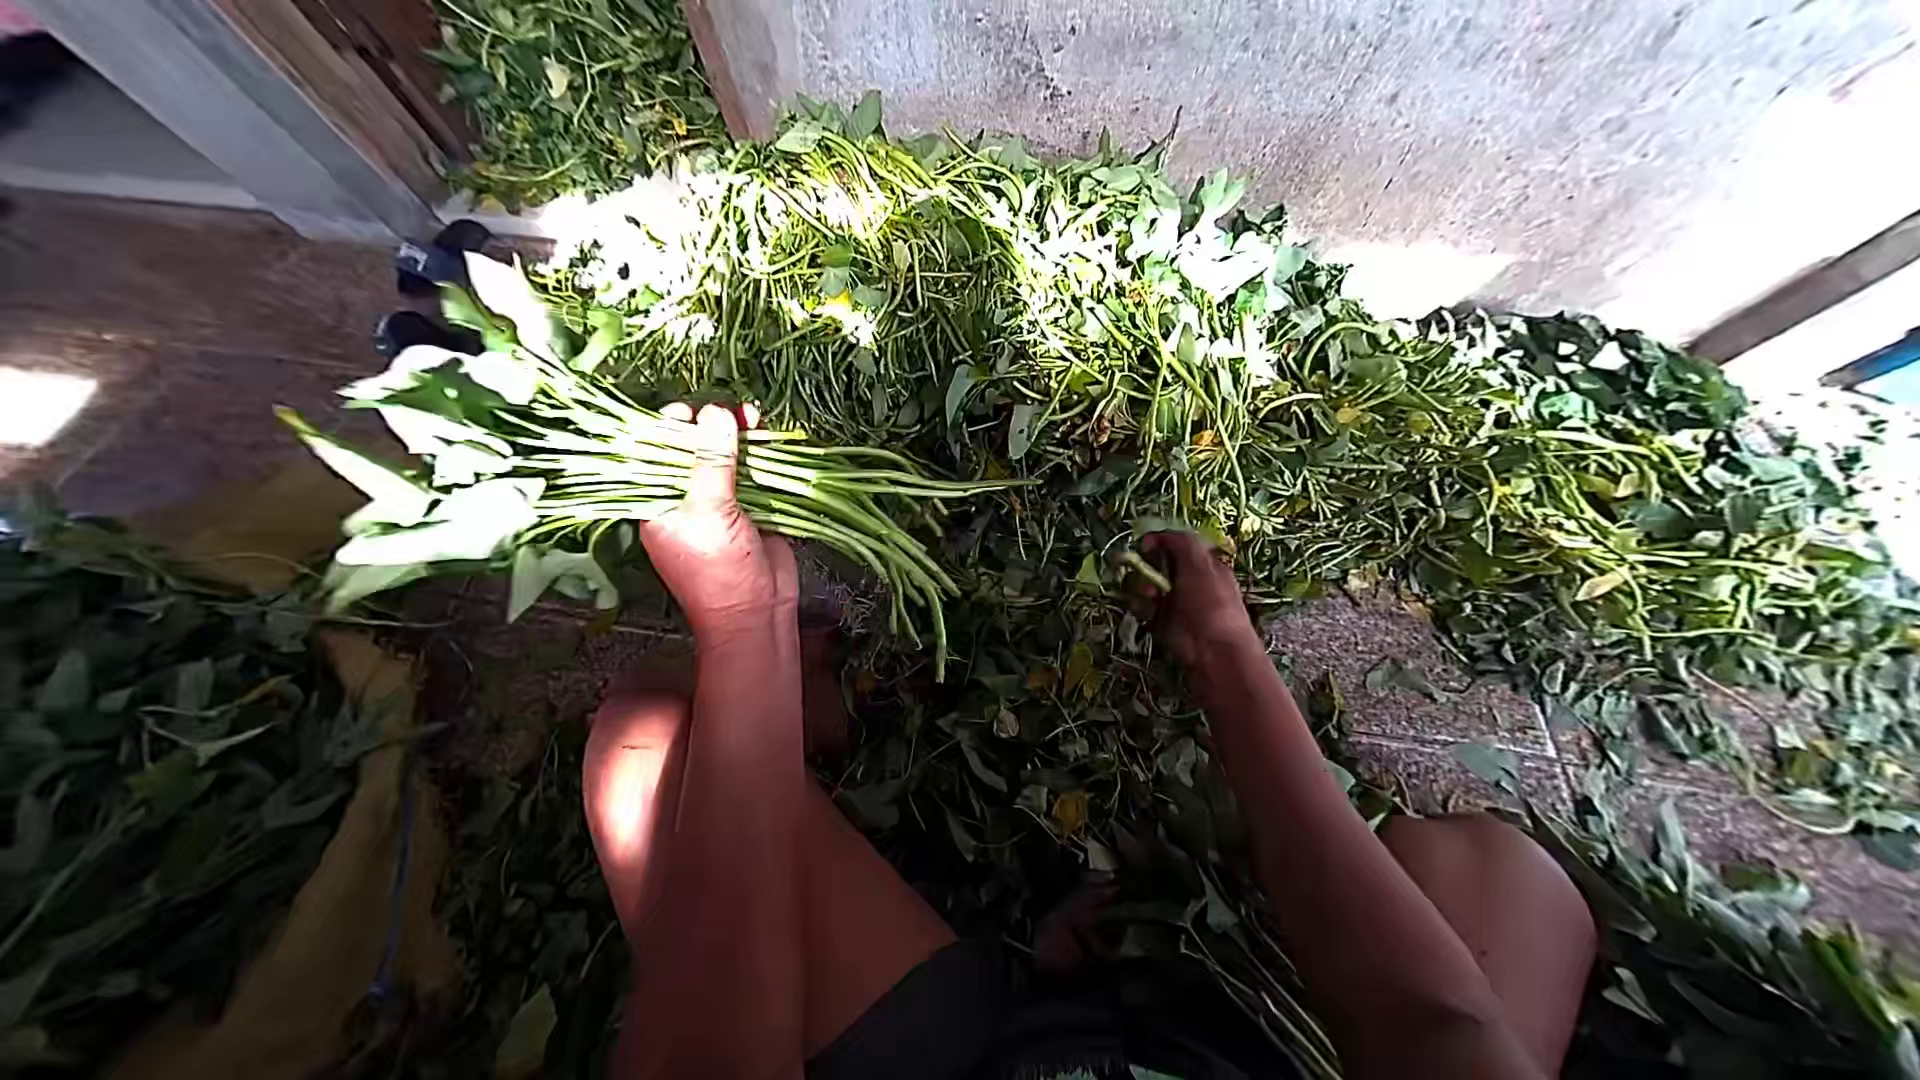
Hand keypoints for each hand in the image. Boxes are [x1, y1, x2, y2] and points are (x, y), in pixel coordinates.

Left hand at [640, 403, 796, 639]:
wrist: (758, 612)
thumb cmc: (719, 574)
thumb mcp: (709, 513)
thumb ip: (712, 462)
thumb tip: (715, 416)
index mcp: (658, 501)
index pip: (656, 452)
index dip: (673, 428)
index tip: (694, 412)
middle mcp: (687, 498)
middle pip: (696, 449)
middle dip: (712, 427)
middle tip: (730, 412)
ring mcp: (721, 502)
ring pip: (728, 458)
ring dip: (740, 436)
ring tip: (752, 416)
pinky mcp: (752, 507)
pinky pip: (753, 473)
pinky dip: (761, 455)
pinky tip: (766, 436)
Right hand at [1137, 531, 1260, 670]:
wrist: (1213, 650)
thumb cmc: (1211, 603)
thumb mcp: (1200, 564)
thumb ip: (1179, 542)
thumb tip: (1153, 536)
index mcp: (1202, 563)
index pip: (1174, 545)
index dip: (1158, 543)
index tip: (1146, 546)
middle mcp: (1185, 579)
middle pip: (1154, 563)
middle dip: (1145, 566)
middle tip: (1146, 574)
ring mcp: (1171, 600)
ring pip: (1143, 582)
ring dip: (1140, 586)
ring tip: (1149, 595)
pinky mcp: (1158, 619)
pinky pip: (1139, 604)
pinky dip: (1138, 605)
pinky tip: (1146, 610)